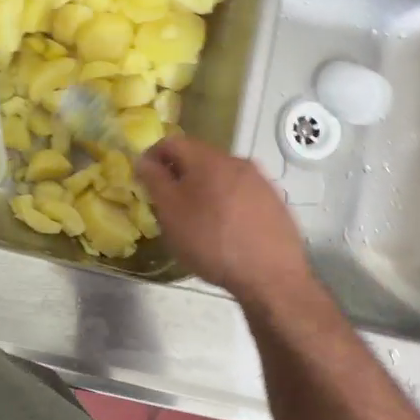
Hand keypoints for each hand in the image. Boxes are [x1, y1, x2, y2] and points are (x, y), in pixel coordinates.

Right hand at [135, 136, 311, 303]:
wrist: (271, 277)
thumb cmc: (210, 241)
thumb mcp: (170, 212)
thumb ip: (154, 180)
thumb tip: (144, 160)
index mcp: (209, 159)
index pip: (172, 142)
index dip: (152, 156)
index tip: (145, 180)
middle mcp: (238, 162)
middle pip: (199, 158)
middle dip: (180, 174)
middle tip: (168, 201)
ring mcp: (261, 182)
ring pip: (222, 176)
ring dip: (204, 189)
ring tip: (197, 218)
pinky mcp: (276, 203)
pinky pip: (242, 193)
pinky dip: (227, 203)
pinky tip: (225, 229)